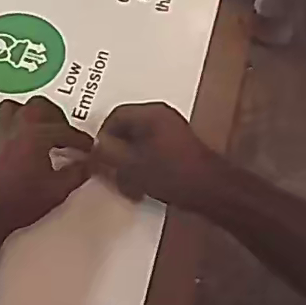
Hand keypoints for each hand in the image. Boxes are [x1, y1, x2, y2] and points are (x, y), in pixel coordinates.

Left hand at [0, 97, 92, 241]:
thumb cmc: (16, 201)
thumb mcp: (57, 190)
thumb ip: (76, 173)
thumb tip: (85, 166)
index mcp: (36, 133)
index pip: (65, 131)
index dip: (79, 140)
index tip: (85, 147)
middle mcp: (14, 127)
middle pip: (39, 107)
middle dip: (55, 118)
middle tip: (64, 132)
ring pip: (11, 109)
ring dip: (26, 115)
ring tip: (36, 127)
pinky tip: (2, 137)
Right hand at [92, 102, 229, 209]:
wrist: (211, 191)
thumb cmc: (170, 174)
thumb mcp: (130, 165)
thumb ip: (107, 152)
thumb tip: (94, 145)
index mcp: (150, 113)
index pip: (114, 116)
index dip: (101, 137)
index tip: (98, 157)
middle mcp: (162, 116)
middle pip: (126, 128)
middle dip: (115, 151)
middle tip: (110, 171)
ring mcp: (172, 130)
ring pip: (137, 142)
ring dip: (127, 162)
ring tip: (126, 184)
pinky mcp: (178, 146)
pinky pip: (150, 150)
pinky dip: (141, 164)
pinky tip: (140, 185)